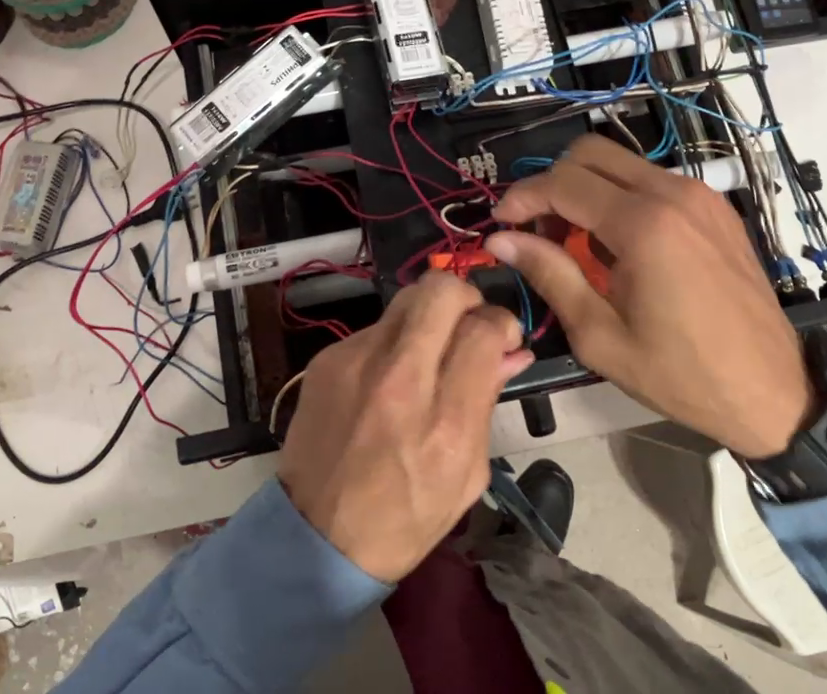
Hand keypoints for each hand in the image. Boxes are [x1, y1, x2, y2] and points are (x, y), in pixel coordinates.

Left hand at [277, 273, 535, 581]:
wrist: (314, 537)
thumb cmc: (405, 518)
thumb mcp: (467, 475)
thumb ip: (487, 404)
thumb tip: (512, 352)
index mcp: (445, 420)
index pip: (484, 329)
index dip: (503, 324)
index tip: (501, 339)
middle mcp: (399, 379)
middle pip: (441, 290)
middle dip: (465, 297)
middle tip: (467, 325)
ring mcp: (355, 363)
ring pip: (405, 298)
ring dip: (428, 316)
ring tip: (428, 352)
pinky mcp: (325, 360)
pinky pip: (373, 328)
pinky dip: (392, 342)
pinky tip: (388, 378)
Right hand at [484, 135, 814, 459]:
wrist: (772, 391)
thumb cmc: (680, 374)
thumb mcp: (600, 336)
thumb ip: (550, 275)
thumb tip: (501, 240)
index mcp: (643, 225)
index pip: (562, 182)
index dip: (521, 197)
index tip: (499, 224)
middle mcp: (673, 194)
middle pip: (590, 152)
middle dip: (552, 182)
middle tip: (537, 229)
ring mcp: (700, 196)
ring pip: (622, 162)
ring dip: (586, 187)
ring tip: (573, 240)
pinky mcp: (716, 208)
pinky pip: (652, 181)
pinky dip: (621, 196)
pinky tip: (617, 244)